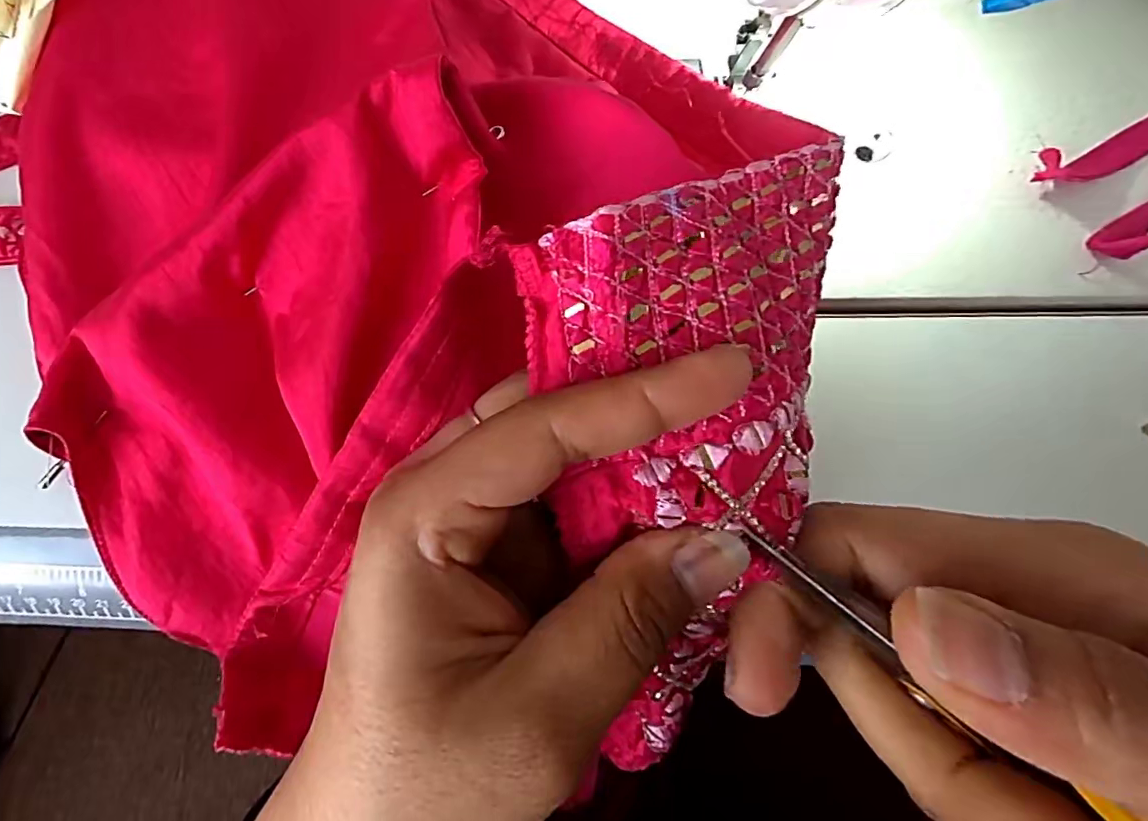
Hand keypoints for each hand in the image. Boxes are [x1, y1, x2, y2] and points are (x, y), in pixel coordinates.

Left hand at [260, 347, 756, 820]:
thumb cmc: (424, 787)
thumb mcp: (536, 716)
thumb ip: (628, 619)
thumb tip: (718, 540)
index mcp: (423, 512)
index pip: (542, 426)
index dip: (639, 393)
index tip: (723, 367)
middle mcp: (439, 493)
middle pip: (546, 417)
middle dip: (635, 401)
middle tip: (724, 385)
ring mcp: (467, 519)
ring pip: (563, 455)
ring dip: (637, 451)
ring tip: (717, 438)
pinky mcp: (495, 550)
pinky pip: (569, 503)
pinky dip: (625, 502)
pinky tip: (676, 503)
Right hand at [724, 505, 1147, 819]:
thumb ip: (1117, 704)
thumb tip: (920, 621)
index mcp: (1057, 573)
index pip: (853, 540)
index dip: (783, 592)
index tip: (753, 679)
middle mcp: (1021, 600)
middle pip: (862, 627)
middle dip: (872, 710)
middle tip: (989, 804)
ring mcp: (1024, 664)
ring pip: (905, 708)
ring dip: (963, 787)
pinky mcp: (1029, 722)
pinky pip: (954, 758)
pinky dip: (983, 803)